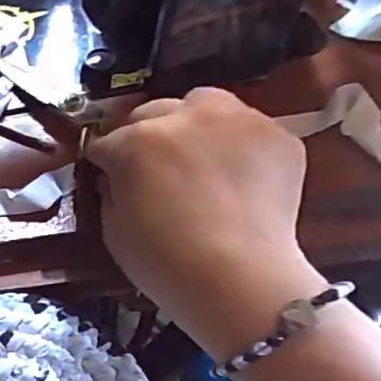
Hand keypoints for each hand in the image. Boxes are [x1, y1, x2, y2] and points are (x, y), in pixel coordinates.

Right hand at [86, 88, 327, 357]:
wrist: (236, 277)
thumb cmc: (162, 261)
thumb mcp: (114, 230)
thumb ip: (111, 193)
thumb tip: (116, 179)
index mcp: (134, 141)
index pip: (105, 142)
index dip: (103, 163)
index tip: (106, 179)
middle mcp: (183, 116)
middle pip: (152, 112)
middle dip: (144, 135)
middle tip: (149, 169)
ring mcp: (236, 119)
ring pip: (203, 103)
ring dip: (190, 124)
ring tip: (195, 159)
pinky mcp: (277, 134)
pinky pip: (246, 128)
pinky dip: (234, 145)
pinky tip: (234, 179)